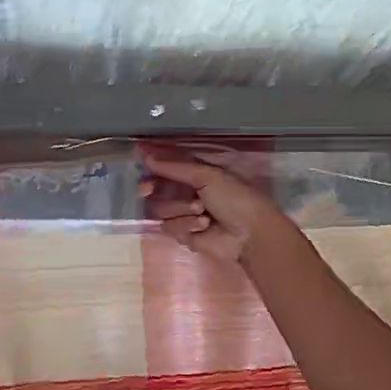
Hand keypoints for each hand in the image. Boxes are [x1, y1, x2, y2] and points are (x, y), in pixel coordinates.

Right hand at [138, 144, 299, 264]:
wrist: (250, 233)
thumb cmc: (234, 197)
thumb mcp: (207, 175)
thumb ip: (175, 166)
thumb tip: (146, 154)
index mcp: (193, 173)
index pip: (164, 167)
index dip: (150, 166)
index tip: (141, 162)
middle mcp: (185, 192)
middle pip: (154, 190)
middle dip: (153, 189)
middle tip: (149, 189)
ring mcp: (182, 214)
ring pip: (160, 210)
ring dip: (180, 209)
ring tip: (202, 212)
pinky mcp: (183, 234)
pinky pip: (170, 228)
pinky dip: (186, 225)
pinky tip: (204, 226)